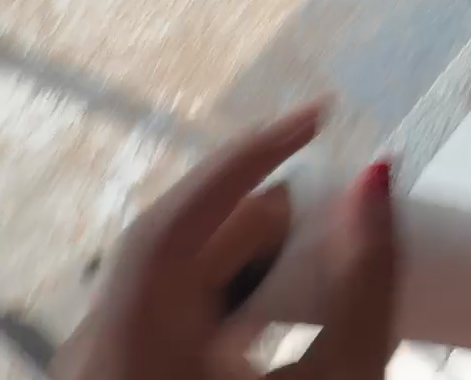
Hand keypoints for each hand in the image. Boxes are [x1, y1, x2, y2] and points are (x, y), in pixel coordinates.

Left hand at [54, 107, 398, 379]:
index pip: (176, 220)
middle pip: (177, 249)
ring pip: (171, 286)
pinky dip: (227, 296)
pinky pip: (166, 322)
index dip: (248, 155)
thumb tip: (378, 176)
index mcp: (130, 358)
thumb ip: (371, 270)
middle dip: (263, 209)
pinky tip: (271, 311)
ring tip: (311, 251)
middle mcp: (92, 366)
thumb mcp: (347, 376)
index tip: (320, 117)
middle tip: (330, 200)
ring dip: (247, 253)